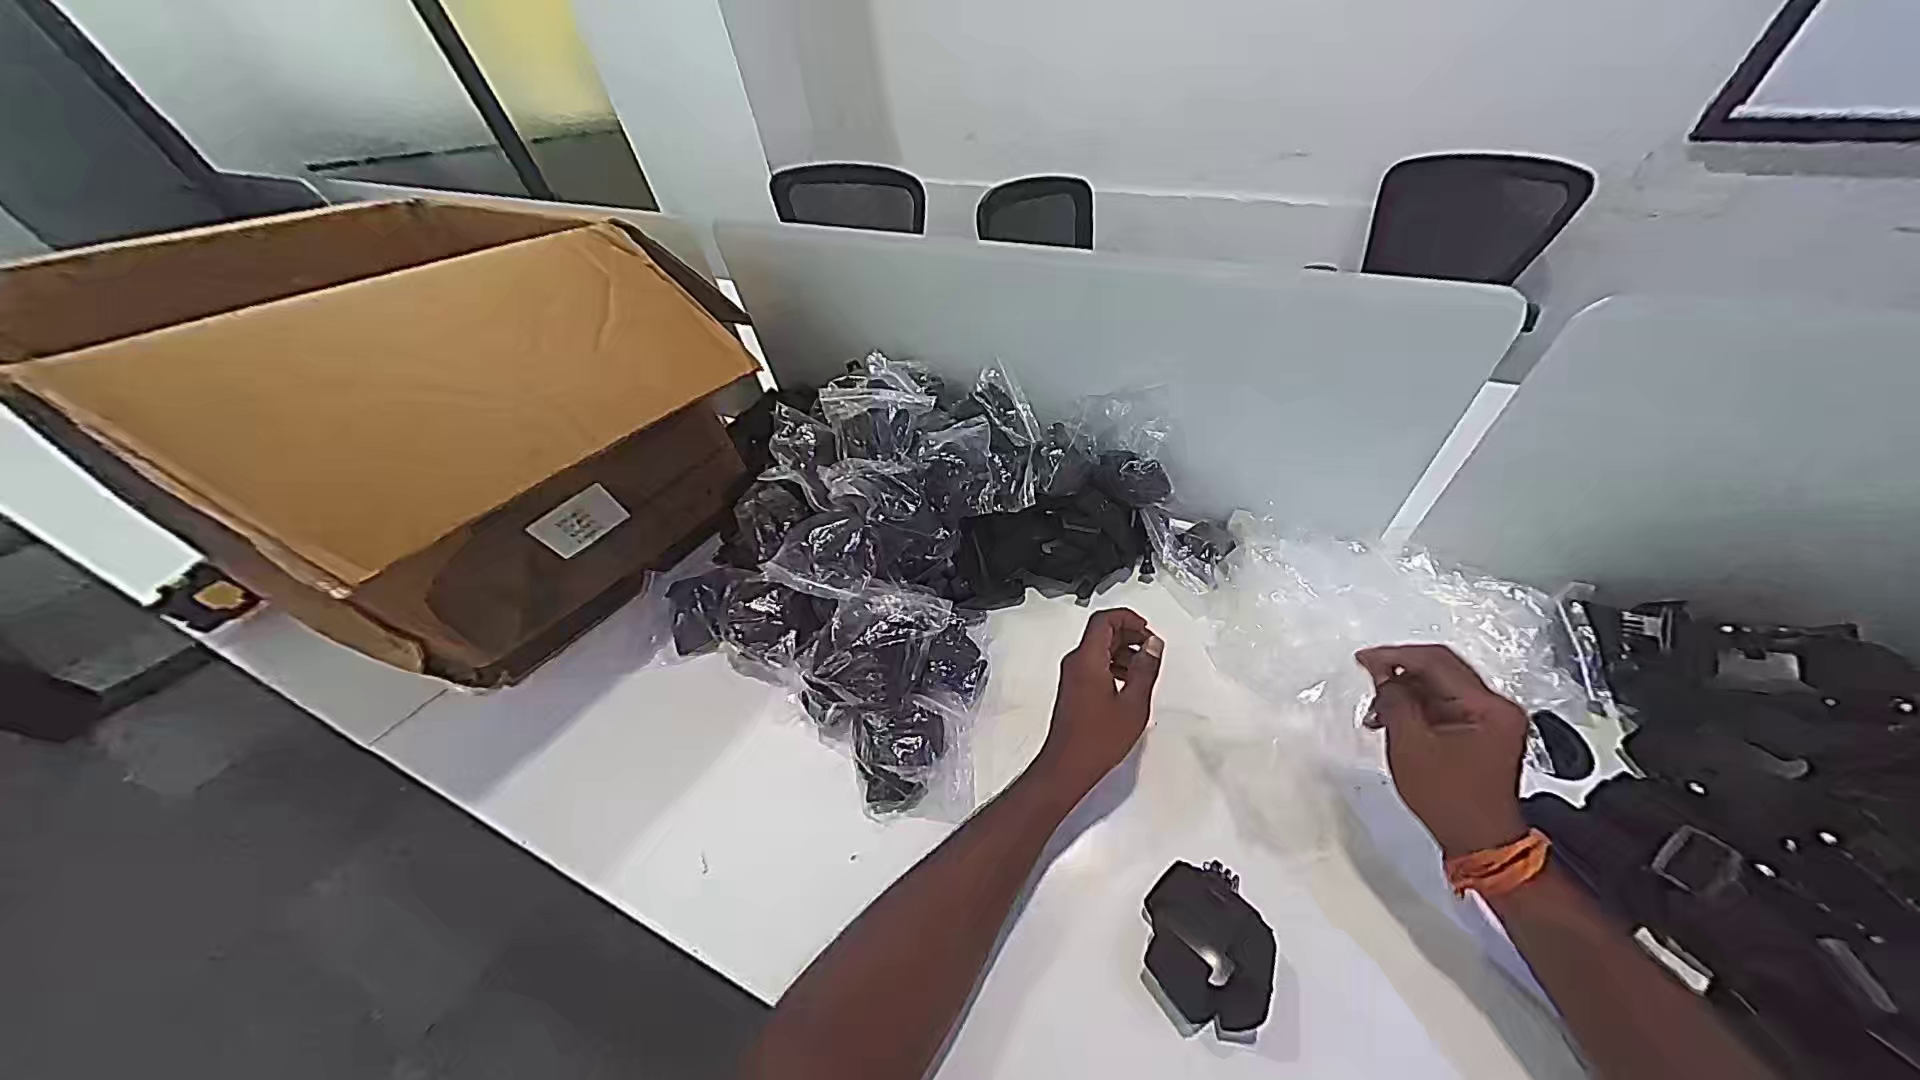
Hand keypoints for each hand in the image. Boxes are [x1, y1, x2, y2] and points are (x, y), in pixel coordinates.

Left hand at [1036, 608, 1163, 796]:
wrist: (1068, 764)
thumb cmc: (1096, 740)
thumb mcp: (1134, 703)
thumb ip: (1145, 669)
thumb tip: (1153, 645)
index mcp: (1087, 659)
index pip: (1104, 620)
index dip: (1128, 618)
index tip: (1146, 629)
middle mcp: (1075, 662)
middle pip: (1101, 632)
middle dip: (1129, 634)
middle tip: (1152, 647)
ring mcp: (1072, 675)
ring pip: (1098, 648)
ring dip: (1123, 650)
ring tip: (1145, 667)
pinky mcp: (1074, 687)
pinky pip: (1093, 663)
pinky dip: (1113, 664)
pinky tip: (1130, 682)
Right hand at [1357, 644, 1528, 857]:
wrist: (1477, 839)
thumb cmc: (1451, 800)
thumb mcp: (1410, 743)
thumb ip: (1395, 701)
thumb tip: (1384, 675)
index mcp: (1488, 708)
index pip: (1436, 662)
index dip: (1394, 656)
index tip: (1366, 659)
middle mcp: (1497, 709)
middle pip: (1441, 668)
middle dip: (1399, 668)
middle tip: (1369, 671)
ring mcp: (1491, 719)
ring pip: (1439, 684)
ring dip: (1405, 688)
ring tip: (1379, 705)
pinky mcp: (1481, 730)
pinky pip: (1443, 701)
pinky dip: (1415, 703)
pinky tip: (1394, 715)